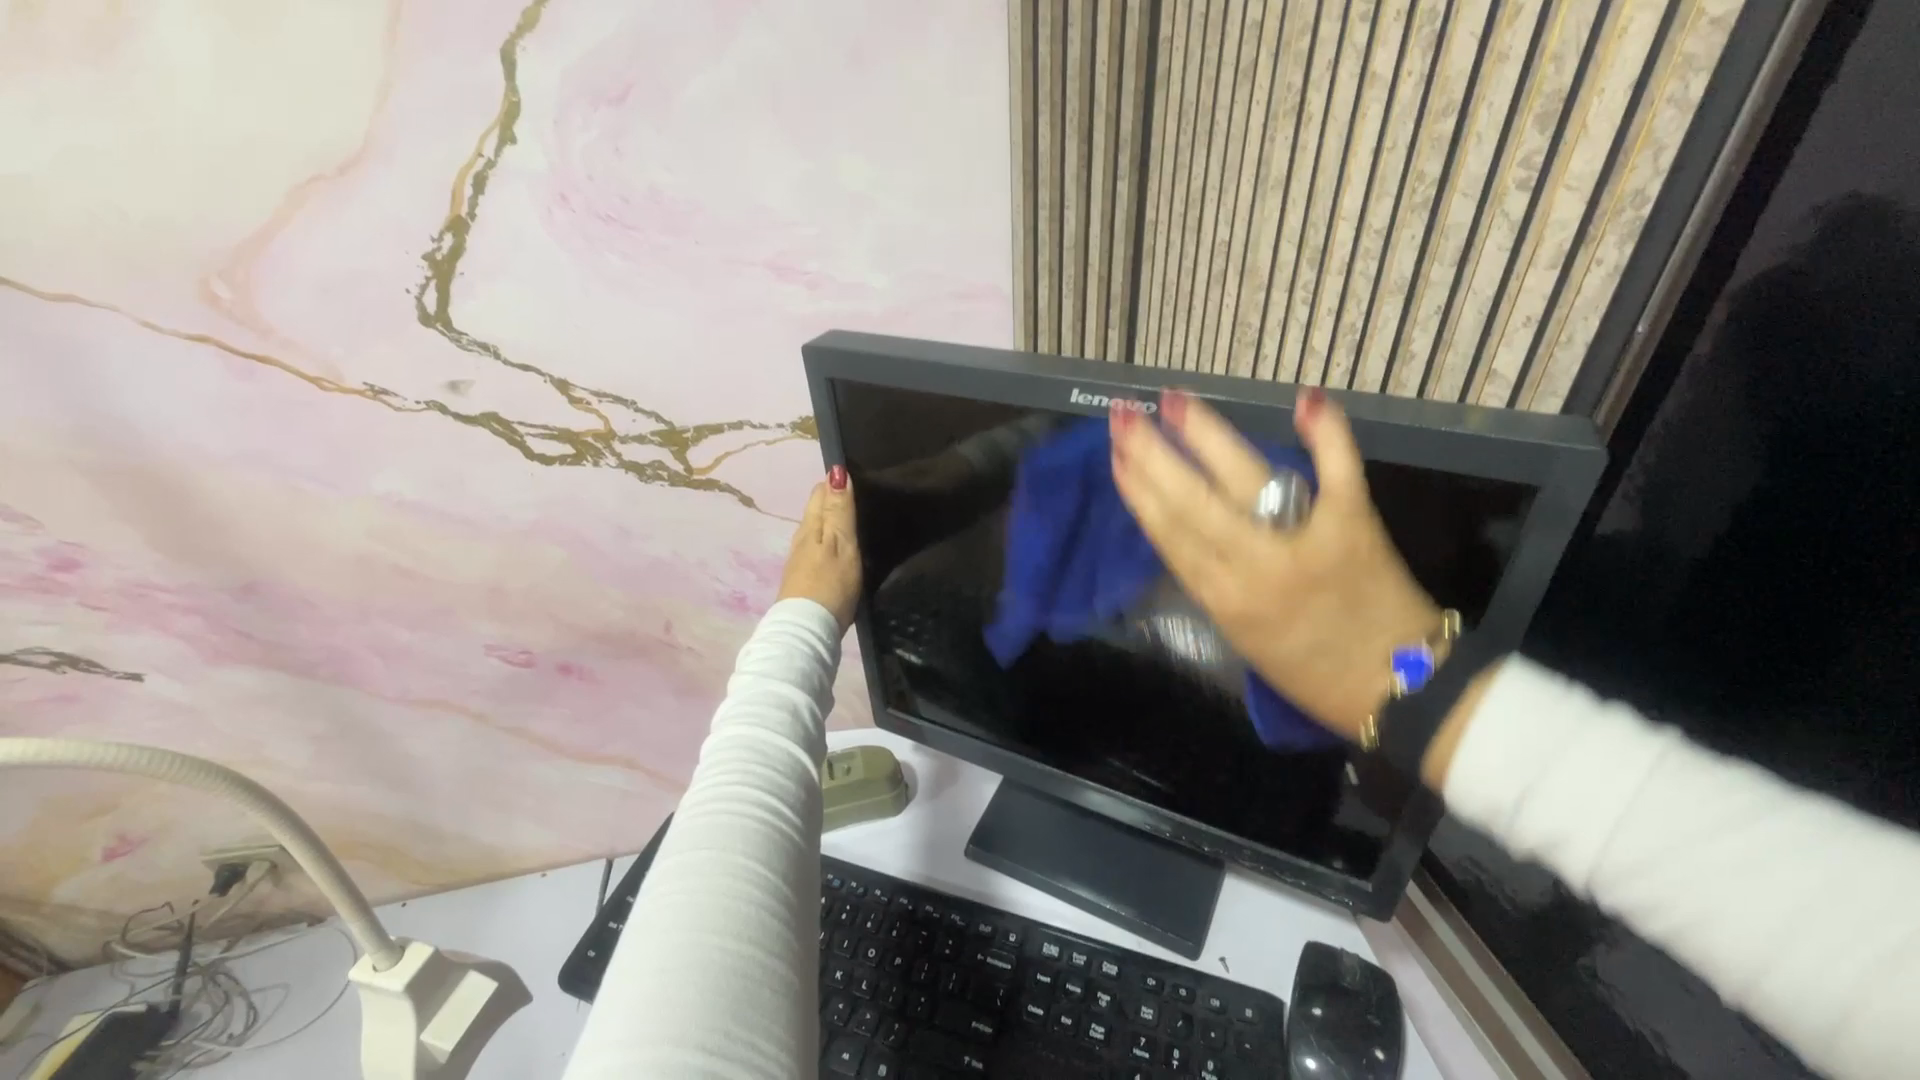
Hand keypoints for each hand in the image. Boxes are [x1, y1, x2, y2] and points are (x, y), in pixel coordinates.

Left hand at [777, 466, 861, 630]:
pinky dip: (831, 545)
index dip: (837, 483)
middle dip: (834, 501)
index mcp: (810, 525)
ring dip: (833, 524)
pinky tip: (844, 552)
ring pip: (817, 531)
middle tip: (863, 498)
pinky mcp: (806, 580)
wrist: (808, 631)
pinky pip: (819, 551)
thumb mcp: (841, 543)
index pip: (820, 491)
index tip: (859, 478)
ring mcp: (801, 561)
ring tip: (857, 523)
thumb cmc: (830, 584)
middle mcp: (801, 539)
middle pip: (817, 511)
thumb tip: (835, 470)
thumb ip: (839, 510)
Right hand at [1109, 387, 1442, 744]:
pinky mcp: (1353, 525)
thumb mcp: (1239, 636)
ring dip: (1207, 436)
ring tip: (1175, 401)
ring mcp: (1303, 541)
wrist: (1395, 687)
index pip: (1169, 534)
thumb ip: (1211, 580)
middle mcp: (1253, 567)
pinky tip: (1306, 399)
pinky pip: (1337, 472)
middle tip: (1125, 416)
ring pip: (1244, 479)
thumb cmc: (1306, 670)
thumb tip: (1184, 526)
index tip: (1116, 455)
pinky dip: (1328, 434)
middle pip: (1192, 502)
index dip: (1138, 490)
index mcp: (1222, 599)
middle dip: (1154, 455)